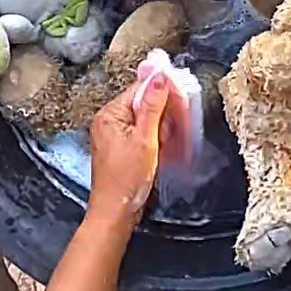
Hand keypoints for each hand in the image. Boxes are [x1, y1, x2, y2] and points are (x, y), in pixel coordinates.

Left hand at [87, 74, 175, 228]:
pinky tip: (159, 148)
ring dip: (159, 127)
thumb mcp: (144, 139)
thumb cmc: (125, 180)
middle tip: (166, 132)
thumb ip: (153, 106)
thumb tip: (159, 77)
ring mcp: (114, 132)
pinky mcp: (121, 144)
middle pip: (143, 101)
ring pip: (146, 117)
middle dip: (161, 114)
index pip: (141, 88)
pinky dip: (154, 136)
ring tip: (162, 144)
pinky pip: (142, 130)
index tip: (180, 97)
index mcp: (110, 114)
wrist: (115, 213)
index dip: (162, 92)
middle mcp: (109, 119)